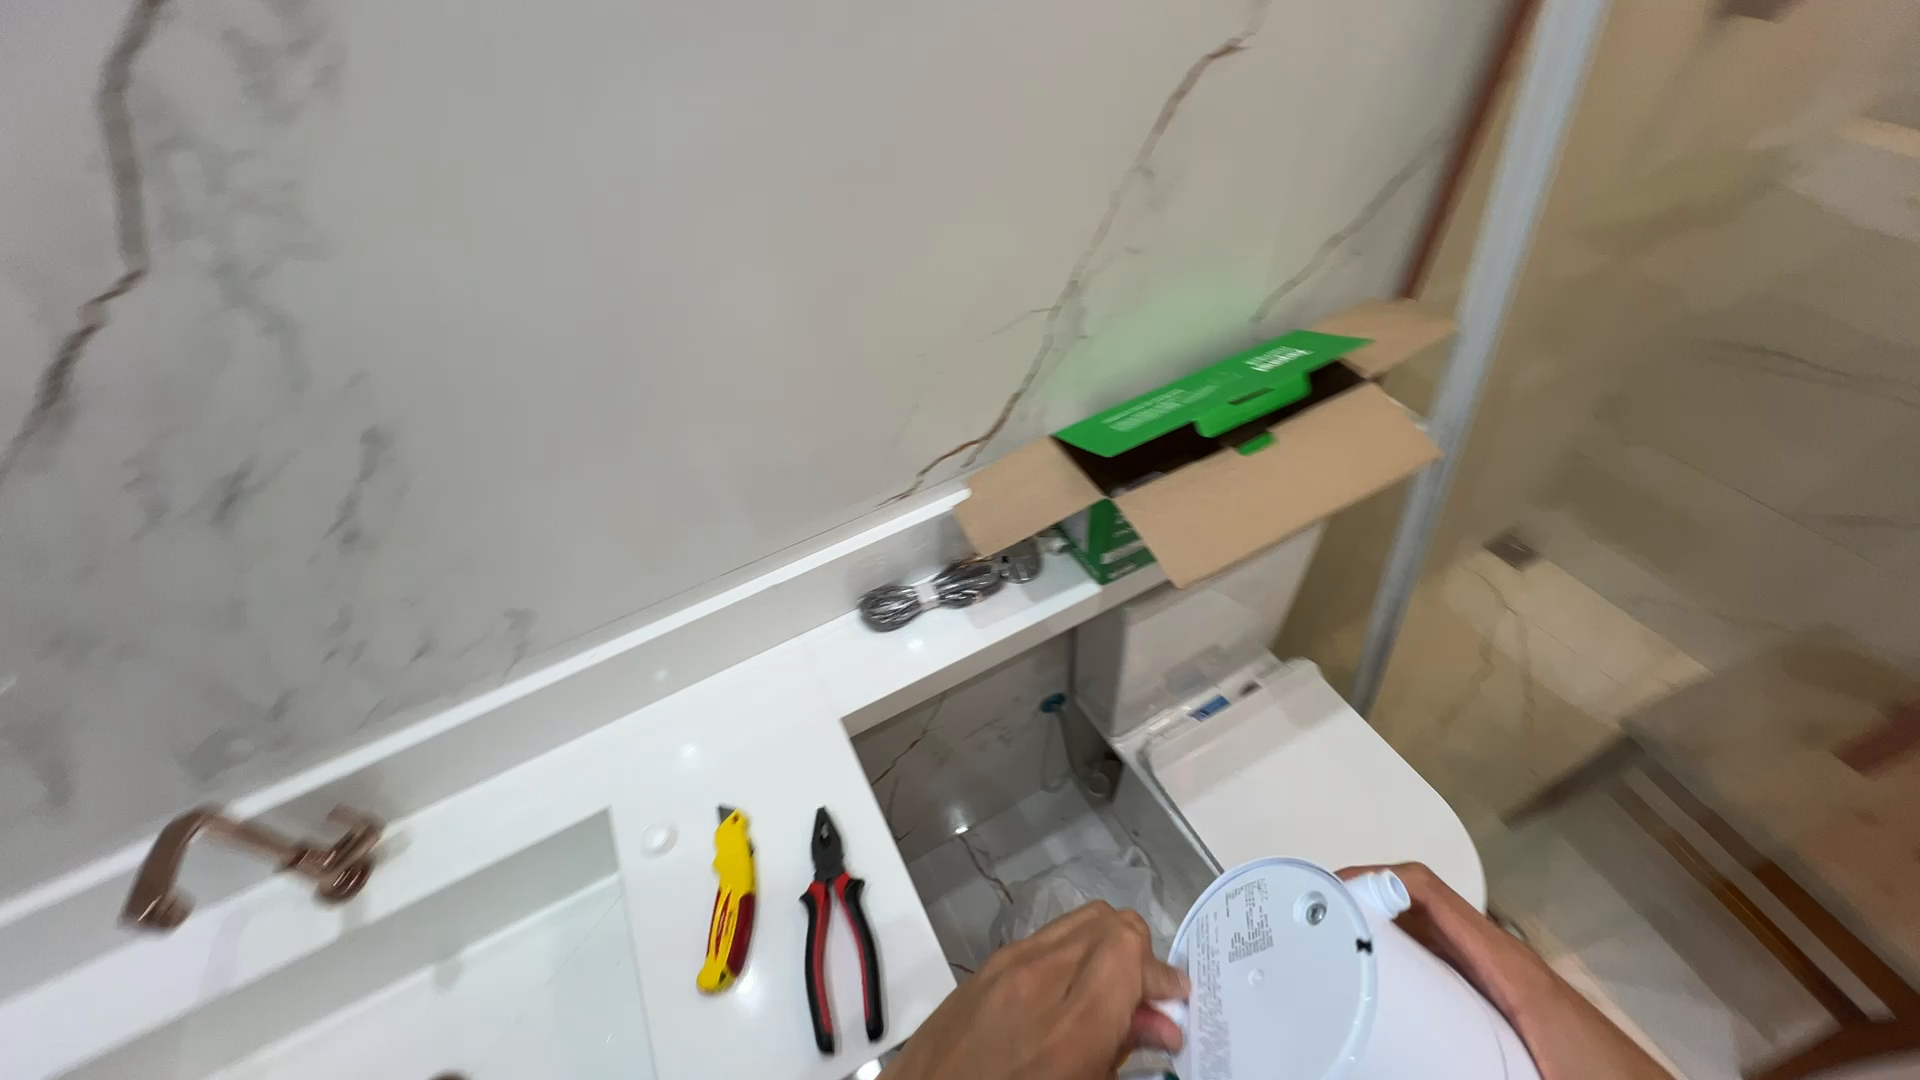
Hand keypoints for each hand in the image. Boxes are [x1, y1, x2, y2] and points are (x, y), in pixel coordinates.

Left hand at [883, 901, 1187, 1079]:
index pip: (1128, 945)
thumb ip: (1126, 1053)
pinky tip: (1073, 993)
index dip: (1161, 971)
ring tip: (1115, 995)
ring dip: (1105, 948)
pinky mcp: (984, 966)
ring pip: (1077, 920)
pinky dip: (1072, 953)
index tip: (1175, 1001)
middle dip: (1138, 954)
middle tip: (1149, 1001)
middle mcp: (1036, 975)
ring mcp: (1005, 964)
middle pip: (1107, 922)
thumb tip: (1158, 1025)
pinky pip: (1044, 937)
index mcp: (1068, 1021)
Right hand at [1339, 863, 1668, 1079]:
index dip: (1371, 878)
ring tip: (1336, 945)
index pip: (1424, 887)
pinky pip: (1441, 957)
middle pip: (1415, 902)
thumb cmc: (1603, 1076)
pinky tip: (1386, 986)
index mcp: (1501, 959)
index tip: (1327, 894)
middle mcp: (1496, 954)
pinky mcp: (1503, 996)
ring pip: (1426, 928)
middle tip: (1314, 922)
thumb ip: (1454, 1051)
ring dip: (1380, 925)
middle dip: (1361, 901)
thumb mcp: (1525, 1066)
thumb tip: (1398, 1054)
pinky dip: (1405, 953)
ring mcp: (1499, 973)